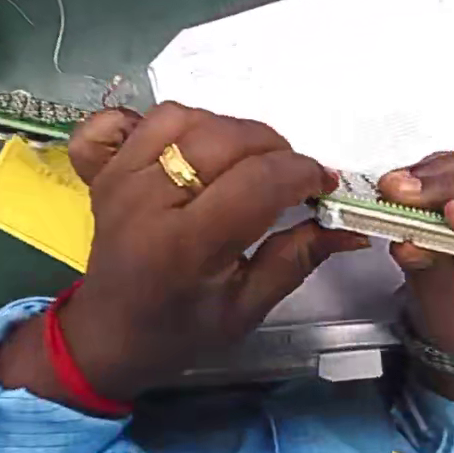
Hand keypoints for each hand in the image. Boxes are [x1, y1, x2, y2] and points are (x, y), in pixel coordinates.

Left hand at [0, 104, 366, 411]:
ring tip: (243, 159)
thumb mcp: (246, 309)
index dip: (303, 173)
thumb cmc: (180, 331)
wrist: (108, 334)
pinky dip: (154, 123)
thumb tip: (352, 226)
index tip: (323, 185)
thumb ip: (297, 259)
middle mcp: (146, 201)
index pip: (257, 182)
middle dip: (273, 148)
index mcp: (185, 246)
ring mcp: (117, 179)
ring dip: (224, 129)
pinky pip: (122, 120)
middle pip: (222, 138)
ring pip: (180, 118)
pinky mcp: (101, 171)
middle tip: (288, 176)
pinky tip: (181, 145)